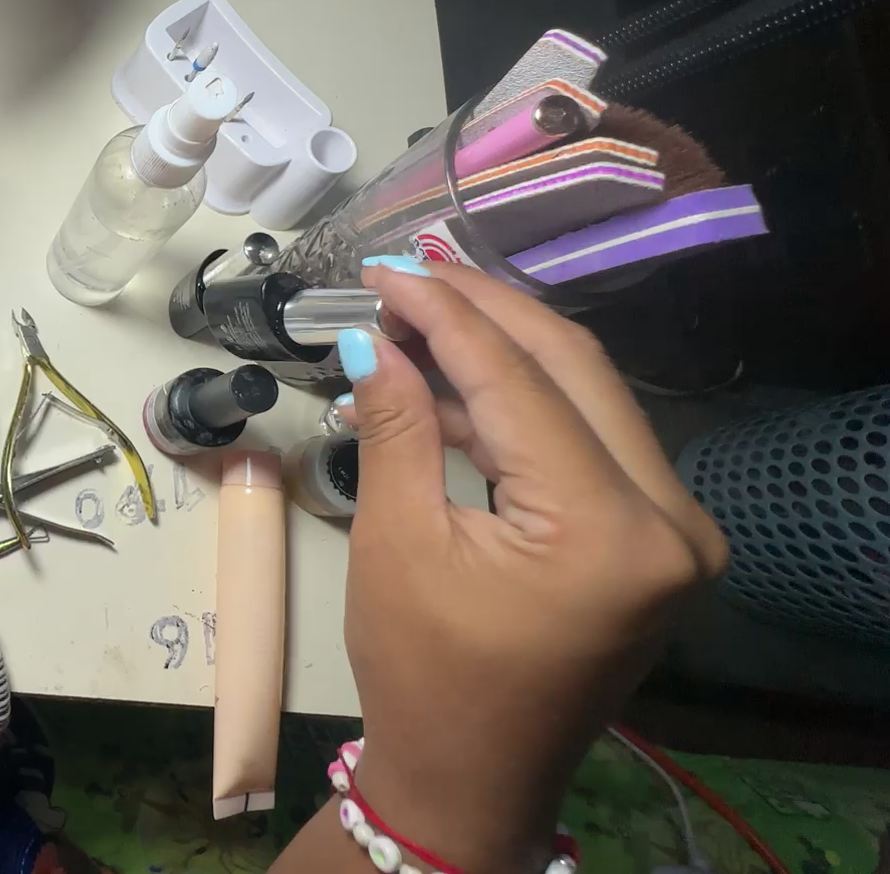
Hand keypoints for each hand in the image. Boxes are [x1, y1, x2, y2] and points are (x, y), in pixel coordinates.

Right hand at [334, 261, 726, 871]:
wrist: (470, 765)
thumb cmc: (419, 662)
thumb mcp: (395, 538)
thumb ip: (394, 428)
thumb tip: (368, 341)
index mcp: (608, 528)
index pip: (520, 383)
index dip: (444, 316)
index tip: (383, 272)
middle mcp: (670, 516)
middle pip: (572, 370)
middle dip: (482, 309)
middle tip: (405, 272)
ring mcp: (668, 526)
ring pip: (579, 395)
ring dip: (494, 348)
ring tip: (414, 314)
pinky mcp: (642, 534)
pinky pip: (574, 438)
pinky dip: (506, 401)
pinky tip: (443, 381)